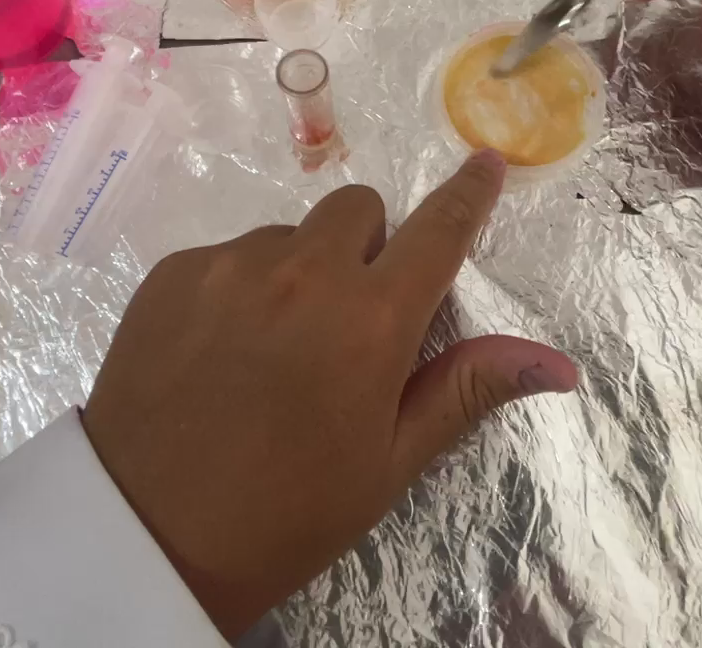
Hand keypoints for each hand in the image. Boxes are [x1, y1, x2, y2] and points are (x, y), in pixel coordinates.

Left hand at [80, 151, 578, 637]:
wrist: (144, 538)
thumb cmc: (287, 510)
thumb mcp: (389, 460)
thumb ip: (469, 389)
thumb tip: (558, 363)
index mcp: (370, 320)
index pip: (438, 232)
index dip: (468, 194)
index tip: (484, 161)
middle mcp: (304, 272)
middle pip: (359, 209)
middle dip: (367, 247)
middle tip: (346, 316)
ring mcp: (231, 264)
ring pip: (291, 234)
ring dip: (300, 271)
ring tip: (271, 346)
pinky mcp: (175, 269)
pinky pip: (231, 254)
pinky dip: (241, 286)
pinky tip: (218, 349)